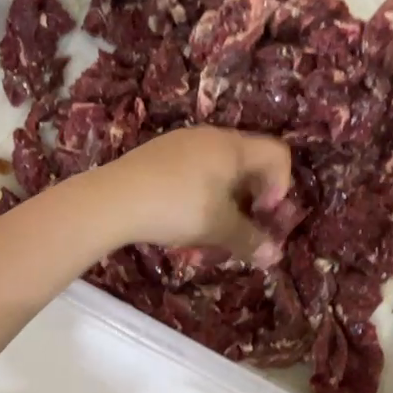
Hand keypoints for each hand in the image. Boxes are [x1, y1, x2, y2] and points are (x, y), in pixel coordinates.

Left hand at [76, 126, 292, 264]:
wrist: (112, 199)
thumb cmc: (175, 208)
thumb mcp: (217, 228)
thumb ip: (249, 240)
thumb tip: (273, 256)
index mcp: (232, 146)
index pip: (278, 154)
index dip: (281, 186)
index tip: (262, 215)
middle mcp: (209, 136)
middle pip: (247, 161)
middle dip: (251, 197)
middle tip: (240, 226)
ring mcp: (180, 142)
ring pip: (217, 168)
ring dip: (223, 198)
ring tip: (209, 226)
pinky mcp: (156, 154)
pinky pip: (191, 170)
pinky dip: (198, 193)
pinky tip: (180, 217)